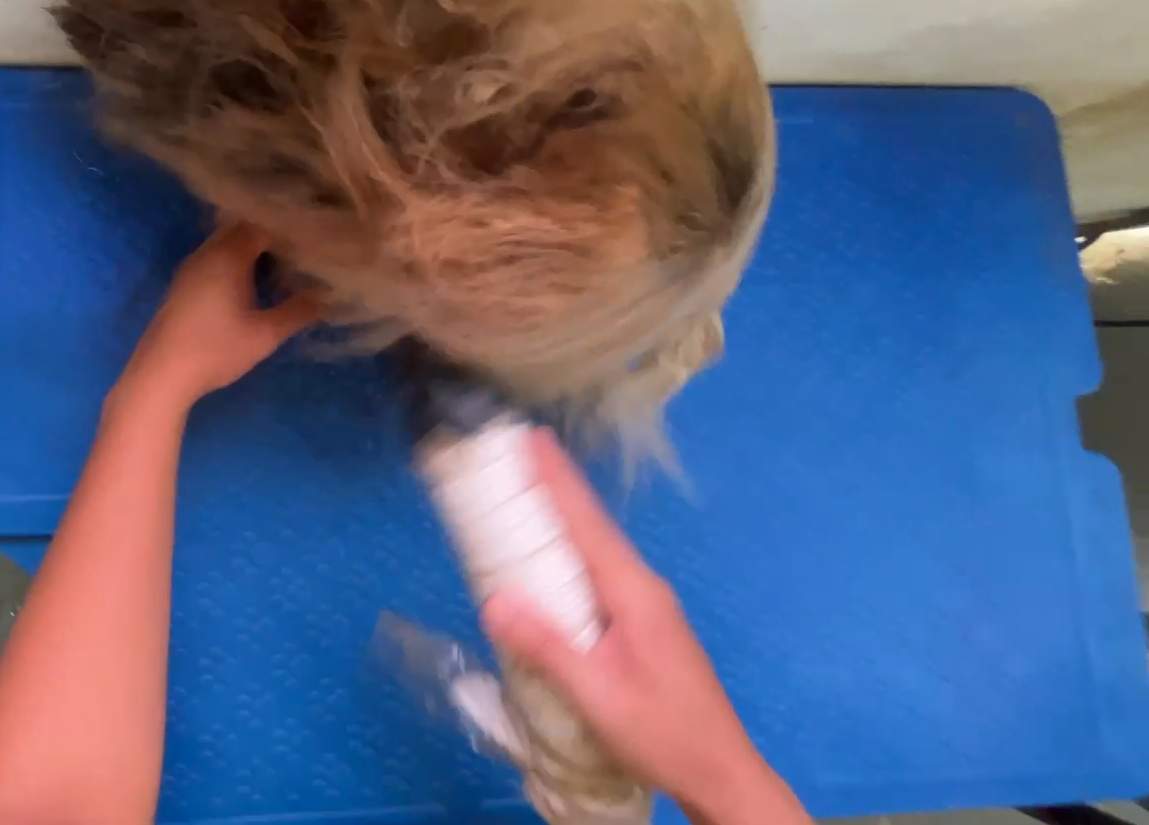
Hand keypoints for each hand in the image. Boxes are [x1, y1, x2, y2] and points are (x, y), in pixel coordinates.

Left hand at [118, 224, 321, 407]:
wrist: (161, 374)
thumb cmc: (216, 351)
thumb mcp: (265, 334)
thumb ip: (299, 311)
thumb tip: (331, 296)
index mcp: (228, 255)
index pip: (264, 223)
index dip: (291, 228)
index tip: (316, 237)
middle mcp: (207, 252)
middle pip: (244, 228)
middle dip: (273, 235)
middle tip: (303, 248)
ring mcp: (190, 266)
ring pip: (226, 242)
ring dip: (252, 248)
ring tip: (283, 262)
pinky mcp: (183, 283)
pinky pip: (214, 257)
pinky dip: (236, 260)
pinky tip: (251, 280)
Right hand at [481, 431, 807, 823]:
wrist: (723, 777)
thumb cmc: (663, 733)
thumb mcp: (599, 695)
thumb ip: (547, 645)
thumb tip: (491, 599)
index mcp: (632, 591)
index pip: (586, 521)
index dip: (558, 478)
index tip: (534, 438)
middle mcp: (639, 585)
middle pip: (588, 524)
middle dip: (553, 485)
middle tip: (513, 455)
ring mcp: (642, 602)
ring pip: (592, 545)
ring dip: (558, 514)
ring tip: (520, 491)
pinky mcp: (638, 620)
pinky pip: (593, 568)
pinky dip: (565, 546)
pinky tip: (545, 553)